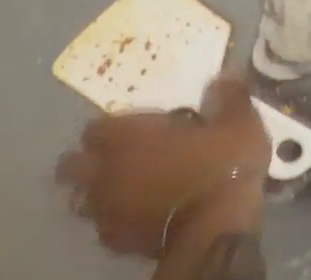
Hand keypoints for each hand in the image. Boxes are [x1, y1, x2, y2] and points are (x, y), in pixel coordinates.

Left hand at [55, 78, 269, 258]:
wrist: (213, 223)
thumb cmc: (223, 163)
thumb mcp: (240, 121)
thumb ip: (229, 97)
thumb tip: (222, 75)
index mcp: (130, 139)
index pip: (97, 127)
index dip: (117, 124)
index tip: (144, 124)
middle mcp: (104, 172)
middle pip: (70, 165)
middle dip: (90, 158)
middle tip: (126, 154)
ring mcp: (102, 208)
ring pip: (80, 196)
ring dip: (99, 188)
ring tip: (132, 184)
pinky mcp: (110, 236)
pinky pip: (103, 220)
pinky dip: (117, 212)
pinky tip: (144, 208)